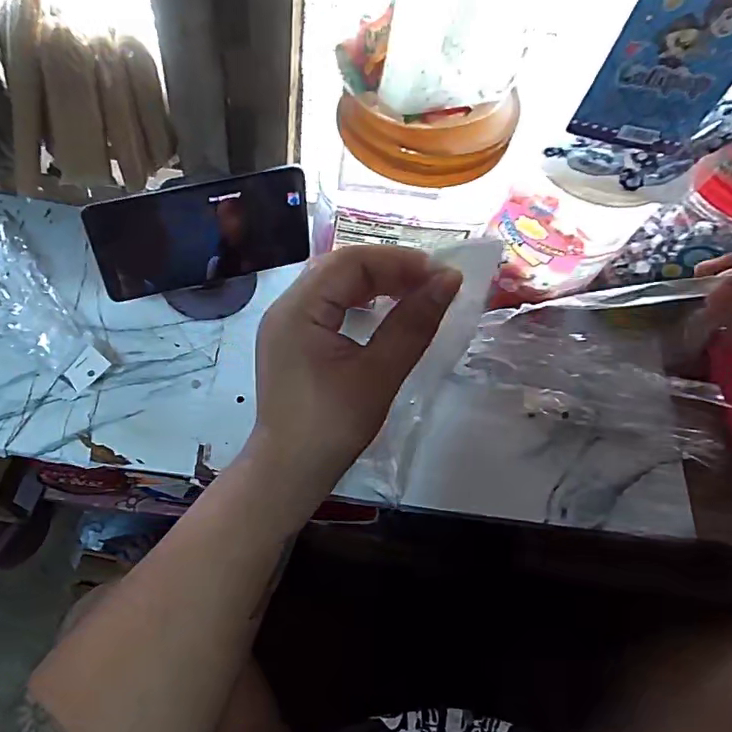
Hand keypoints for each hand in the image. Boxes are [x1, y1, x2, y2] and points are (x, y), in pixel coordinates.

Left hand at [246, 244, 460, 490]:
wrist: (288, 470)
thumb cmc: (331, 425)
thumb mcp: (378, 373)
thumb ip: (413, 323)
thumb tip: (448, 281)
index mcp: (297, 309)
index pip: (349, 262)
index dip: (398, 261)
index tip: (441, 276)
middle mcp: (284, 308)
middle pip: (338, 267)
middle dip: (387, 269)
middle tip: (432, 283)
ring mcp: (283, 325)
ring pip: (331, 285)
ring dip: (373, 284)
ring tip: (414, 294)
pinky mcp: (289, 342)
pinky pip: (324, 307)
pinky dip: (356, 303)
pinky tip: (382, 313)